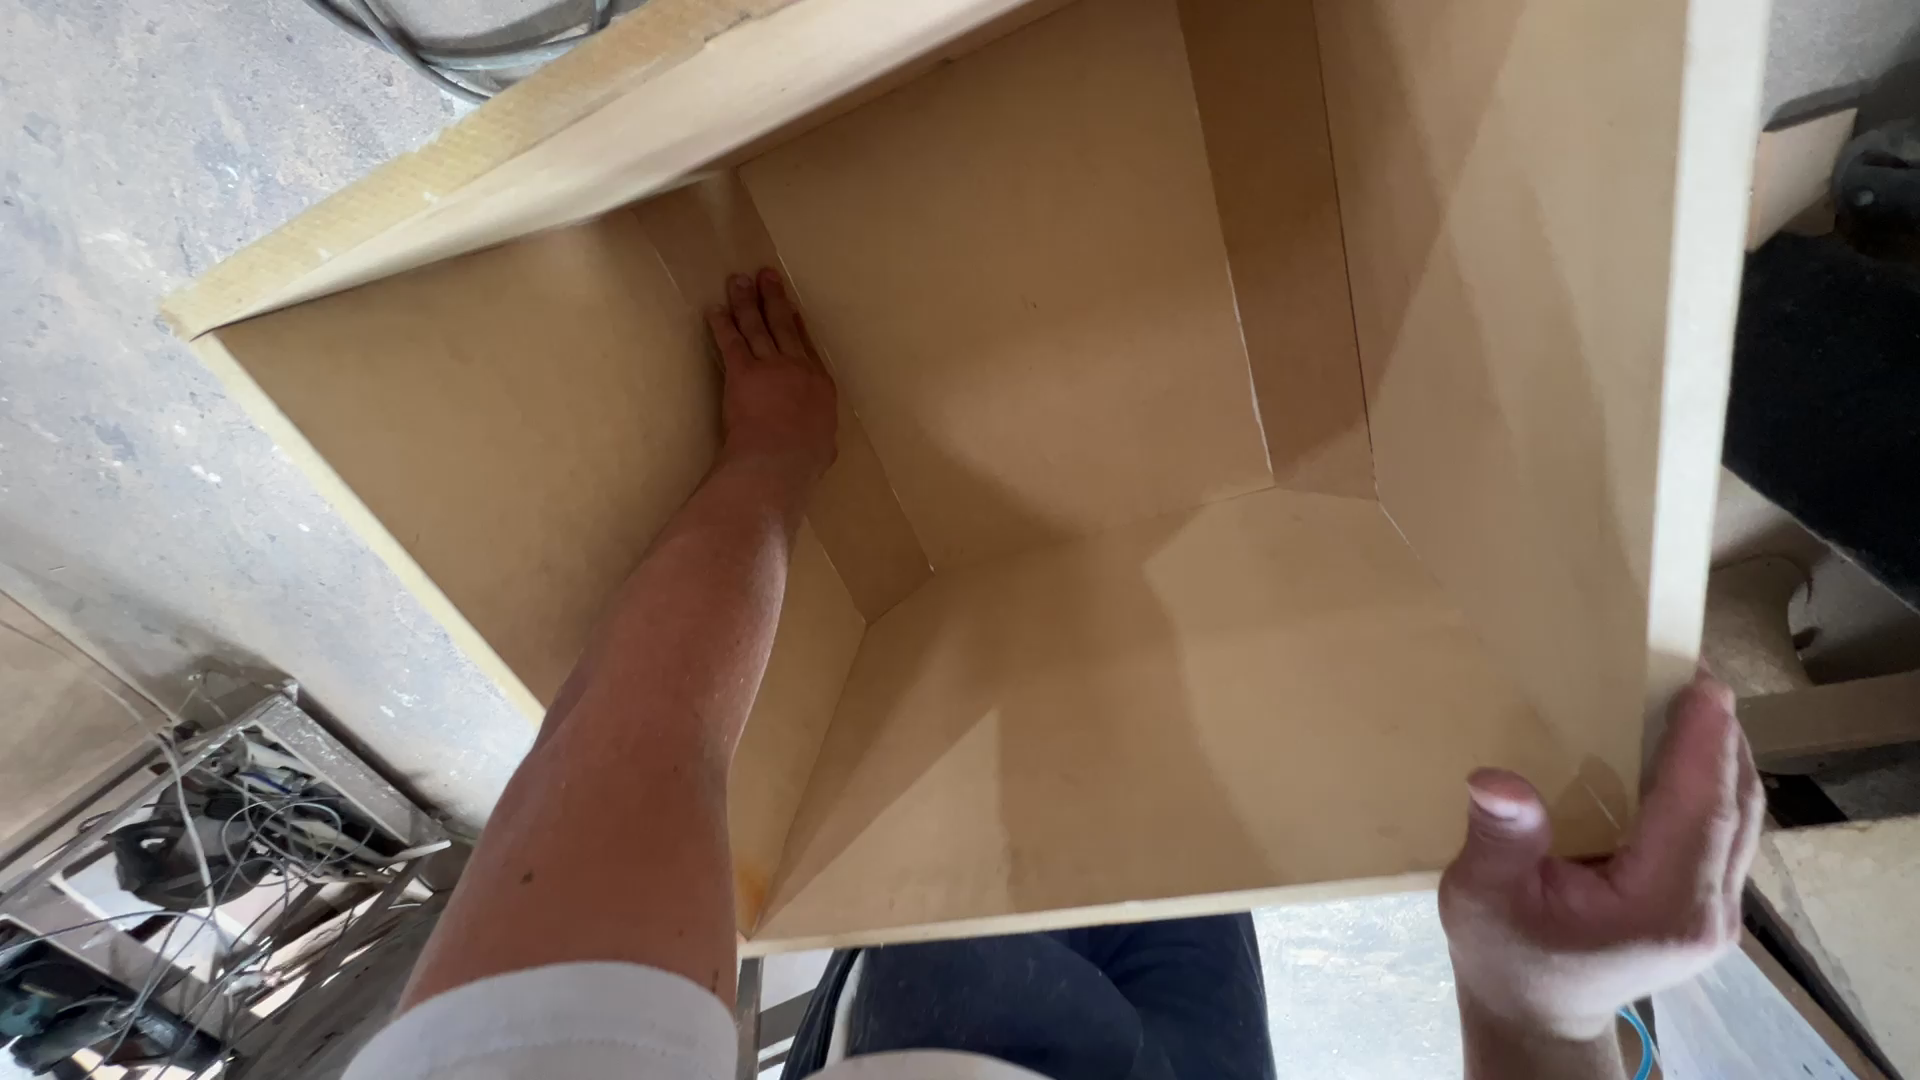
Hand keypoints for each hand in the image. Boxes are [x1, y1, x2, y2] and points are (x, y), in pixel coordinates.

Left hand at [705, 269, 837, 483]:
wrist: (780, 459)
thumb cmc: (805, 460)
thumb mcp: (823, 447)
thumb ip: (819, 437)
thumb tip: (819, 445)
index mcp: (820, 386)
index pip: (807, 349)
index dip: (797, 327)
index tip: (792, 311)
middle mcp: (797, 368)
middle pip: (783, 327)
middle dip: (774, 299)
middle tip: (766, 275)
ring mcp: (770, 367)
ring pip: (757, 327)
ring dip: (746, 302)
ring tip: (739, 281)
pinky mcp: (743, 373)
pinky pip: (731, 343)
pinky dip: (722, 324)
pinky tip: (715, 309)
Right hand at [1438, 670, 1763, 1041]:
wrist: (1532, 1009)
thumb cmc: (1503, 950)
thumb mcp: (1483, 893)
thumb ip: (1501, 838)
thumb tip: (1497, 779)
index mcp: (1662, 904)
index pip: (1698, 811)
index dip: (1703, 746)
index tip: (1704, 687)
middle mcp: (1706, 907)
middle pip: (1735, 810)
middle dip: (1723, 740)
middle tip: (1694, 675)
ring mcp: (1708, 909)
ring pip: (1737, 821)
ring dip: (1721, 759)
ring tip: (1694, 704)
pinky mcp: (1694, 904)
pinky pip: (1717, 832)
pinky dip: (1707, 785)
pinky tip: (1679, 759)